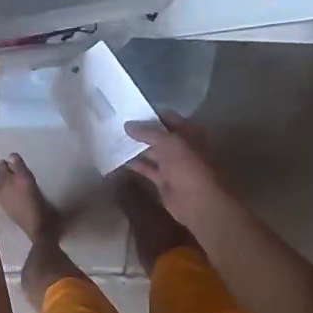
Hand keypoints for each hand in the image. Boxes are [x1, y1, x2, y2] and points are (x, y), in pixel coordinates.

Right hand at [124, 110, 229, 226]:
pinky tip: (118, 158)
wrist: (199, 201)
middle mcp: (181, 145)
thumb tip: (127, 124)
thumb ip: (147, 132)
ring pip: (151, 152)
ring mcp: (172, 164)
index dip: (149, 113)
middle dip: (139, 130)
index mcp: (188, 131)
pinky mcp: (163, 180)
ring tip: (113, 139)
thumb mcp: (169, 142)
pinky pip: (147, 169)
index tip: (127, 110)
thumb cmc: (189, 165)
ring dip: (135, 147)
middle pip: (157, 134)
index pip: (166, 116)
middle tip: (115, 124)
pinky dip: (134, 164)